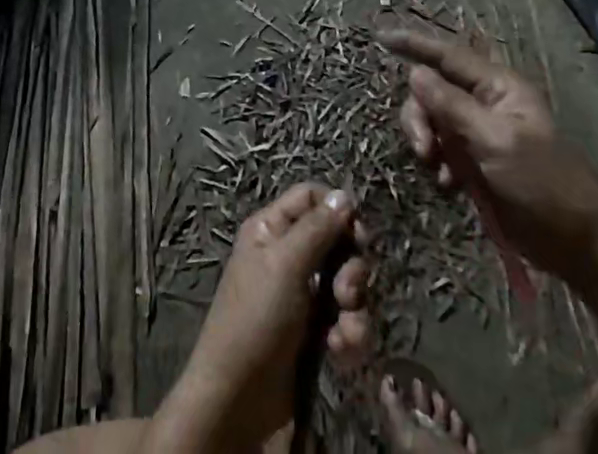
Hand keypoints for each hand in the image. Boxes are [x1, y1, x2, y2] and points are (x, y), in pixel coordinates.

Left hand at [152, 183, 372, 452]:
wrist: (240, 403)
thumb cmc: (254, 321)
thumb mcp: (284, 265)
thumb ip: (317, 227)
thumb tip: (345, 194)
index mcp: (272, 229)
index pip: (312, 197)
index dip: (338, 210)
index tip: (358, 234)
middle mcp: (289, 255)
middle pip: (339, 240)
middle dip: (352, 269)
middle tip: (346, 293)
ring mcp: (304, 294)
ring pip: (349, 283)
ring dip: (356, 310)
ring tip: (344, 335)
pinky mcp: (317, 330)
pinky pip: (348, 318)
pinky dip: (350, 335)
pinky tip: (341, 353)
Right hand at [382, 29, 597, 282]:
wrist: (577, 243)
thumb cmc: (543, 185)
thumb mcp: (495, 141)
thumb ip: (452, 106)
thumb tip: (415, 73)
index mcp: (499, 87)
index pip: (448, 56)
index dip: (414, 44)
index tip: (381, 36)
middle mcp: (486, 102)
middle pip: (432, 91)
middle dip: (419, 116)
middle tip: (424, 150)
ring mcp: (480, 131)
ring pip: (432, 120)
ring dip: (427, 143)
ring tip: (439, 171)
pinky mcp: (476, 160)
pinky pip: (441, 148)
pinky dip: (438, 164)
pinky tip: (450, 185)